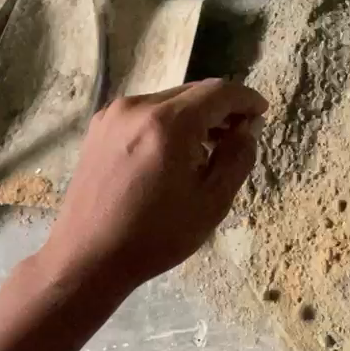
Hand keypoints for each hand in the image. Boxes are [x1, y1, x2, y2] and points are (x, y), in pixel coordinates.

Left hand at [38, 79, 267, 302]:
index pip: (219, 92)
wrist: (87, 258)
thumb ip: (238, 157)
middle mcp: (138, 107)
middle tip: (241, 133)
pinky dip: (170, 122)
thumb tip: (248, 128)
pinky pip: (147, 112)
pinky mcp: (100, 127)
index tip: (262, 113)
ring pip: (170, 100)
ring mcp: (114, 115)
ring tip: (210, 146)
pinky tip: (176, 152)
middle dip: (222, 107)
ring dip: (196, 115)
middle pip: (194, 92)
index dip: (246, 98)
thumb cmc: (156, 235)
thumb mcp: (212, 201)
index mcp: (168, 123)